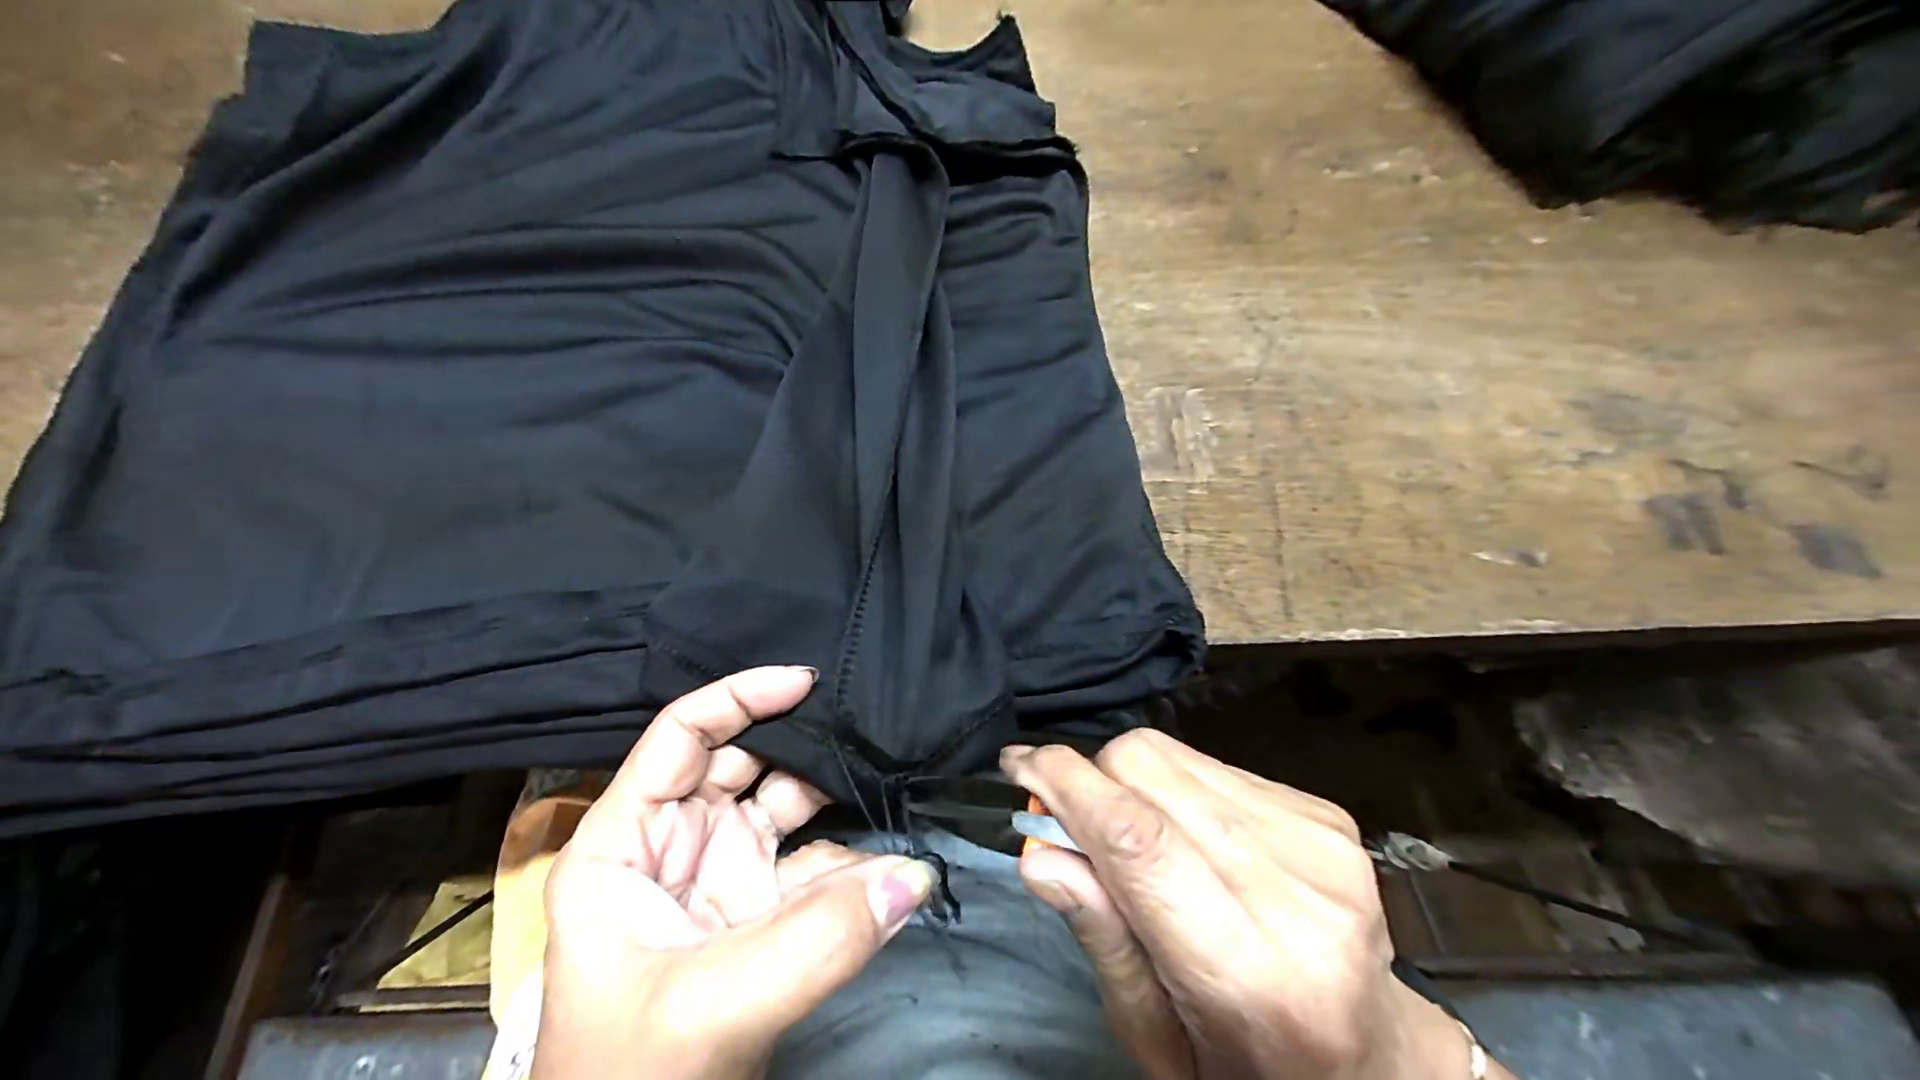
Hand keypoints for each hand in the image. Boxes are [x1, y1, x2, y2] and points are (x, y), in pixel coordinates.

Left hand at [534, 666, 936, 1079]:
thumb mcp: (709, 1006)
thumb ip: (817, 940)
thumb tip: (916, 875)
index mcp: (626, 842)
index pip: (681, 736)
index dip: (739, 697)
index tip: (806, 682)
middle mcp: (674, 845)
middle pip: (741, 761)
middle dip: (799, 739)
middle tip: (867, 723)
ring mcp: (721, 877)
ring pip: (783, 807)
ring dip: (835, 794)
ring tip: (890, 769)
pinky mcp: (760, 912)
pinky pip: (814, 864)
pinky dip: (854, 861)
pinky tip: (894, 863)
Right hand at [1002, 730, 1506, 1079]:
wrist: (1378, 1059)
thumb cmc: (1250, 1071)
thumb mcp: (1157, 1041)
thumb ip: (1101, 938)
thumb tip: (1040, 855)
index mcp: (1252, 975)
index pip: (1137, 840)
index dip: (1065, 786)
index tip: (1016, 765)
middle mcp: (1299, 894)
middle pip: (1148, 771)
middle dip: (1090, 779)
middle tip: (1073, 822)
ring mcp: (1321, 844)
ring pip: (1173, 754)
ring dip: (1130, 781)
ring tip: (1134, 835)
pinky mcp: (1327, 814)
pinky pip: (1209, 763)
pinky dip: (1173, 787)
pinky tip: (1186, 834)